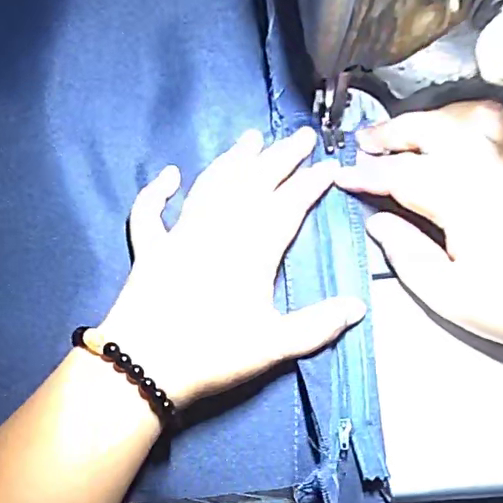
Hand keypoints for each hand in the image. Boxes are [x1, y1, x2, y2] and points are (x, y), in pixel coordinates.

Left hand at [89, 128, 367, 405]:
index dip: (311, 185)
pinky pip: (150, 212)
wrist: (144, 366)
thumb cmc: (213, 355)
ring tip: (249, 138)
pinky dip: (157, 191)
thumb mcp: (273, 346)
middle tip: (300, 135)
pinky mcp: (148, 250)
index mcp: (252, 251)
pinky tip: (169, 176)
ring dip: (231, 160)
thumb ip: (316, 326)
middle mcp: (217, 231)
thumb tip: (358, 308)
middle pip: (252, 184)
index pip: (288, 206)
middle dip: (279, 158)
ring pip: (209, 186)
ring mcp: (179, 236)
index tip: (329, 167)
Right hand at [335, 101, 502, 367]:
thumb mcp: (446, 292)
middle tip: (369, 141)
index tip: (346, 176)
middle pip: (434, 129)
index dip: (367, 175)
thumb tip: (381, 226)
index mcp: (464, 193)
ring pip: (474, 116)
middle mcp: (497, 162)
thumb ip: (406, 252)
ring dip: (437, 119)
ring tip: (415, 130)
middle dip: (395, 132)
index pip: (401, 174)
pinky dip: (484, 124)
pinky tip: (476, 135)